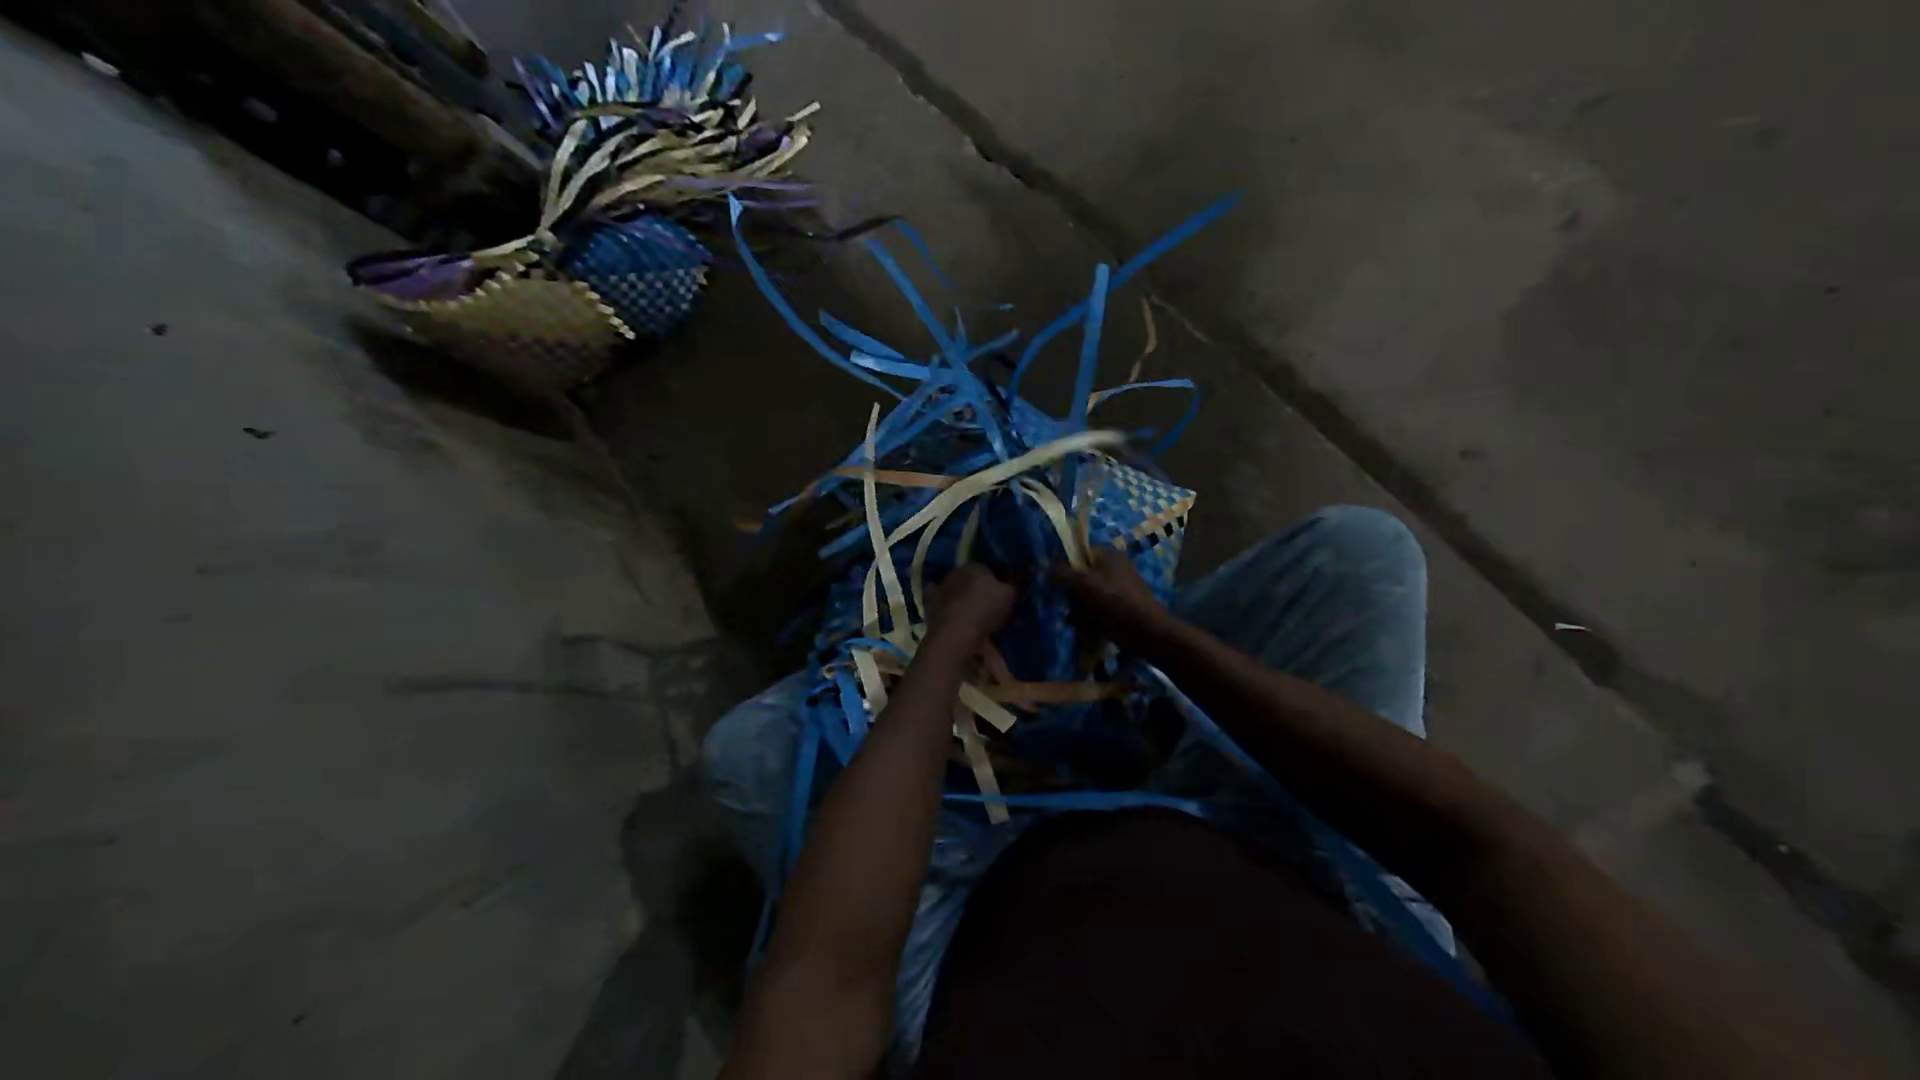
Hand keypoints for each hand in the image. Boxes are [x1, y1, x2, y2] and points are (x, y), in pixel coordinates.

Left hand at [927, 563, 1016, 643]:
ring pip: (956, 591)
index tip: (1010, 589)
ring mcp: (939, 590)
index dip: (1002, 577)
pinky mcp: (930, 608)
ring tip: (976, 613)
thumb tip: (1029, 569)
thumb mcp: (1010, 594)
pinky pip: (944, 606)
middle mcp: (954, 573)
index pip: (991, 566)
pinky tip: (957, 618)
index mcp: (974, 565)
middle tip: (994, 602)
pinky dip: (950, 610)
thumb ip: (1018, 581)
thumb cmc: (985, 609)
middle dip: (981, 587)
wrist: (955, 635)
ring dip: (964, 598)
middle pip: (972, 578)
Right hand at [1054, 548, 1169, 645]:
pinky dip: (1089, 616)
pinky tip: (1083, 627)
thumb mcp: (1083, 583)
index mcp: (1108, 554)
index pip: (1079, 552)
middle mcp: (1114, 567)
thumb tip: (1043, 567)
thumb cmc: (1113, 601)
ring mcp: (1118, 587)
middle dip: (1070, 590)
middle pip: (1082, 574)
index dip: (1064, 564)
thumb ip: (1061, 572)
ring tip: (1072, 618)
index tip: (1052, 580)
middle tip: (1063, 602)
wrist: (1144, 631)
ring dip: (1077, 606)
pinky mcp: (1120, 606)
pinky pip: (1097, 607)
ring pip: (1087, 593)